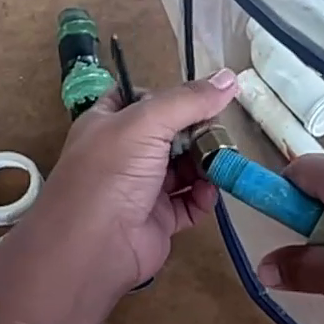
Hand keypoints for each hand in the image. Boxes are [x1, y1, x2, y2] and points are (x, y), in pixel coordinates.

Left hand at [31, 70, 238, 289]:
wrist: (93, 246)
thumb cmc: (111, 173)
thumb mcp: (146, 122)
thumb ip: (189, 100)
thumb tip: (231, 78)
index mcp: (109, 123)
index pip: (140, 98)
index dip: (169, 96)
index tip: (201, 98)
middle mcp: (123, 154)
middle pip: (170, 134)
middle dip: (198, 134)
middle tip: (220, 136)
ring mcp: (141, 188)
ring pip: (183, 169)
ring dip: (205, 166)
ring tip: (221, 165)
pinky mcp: (158, 219)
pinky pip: (189, 203)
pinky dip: (203, 198)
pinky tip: (210, 194)